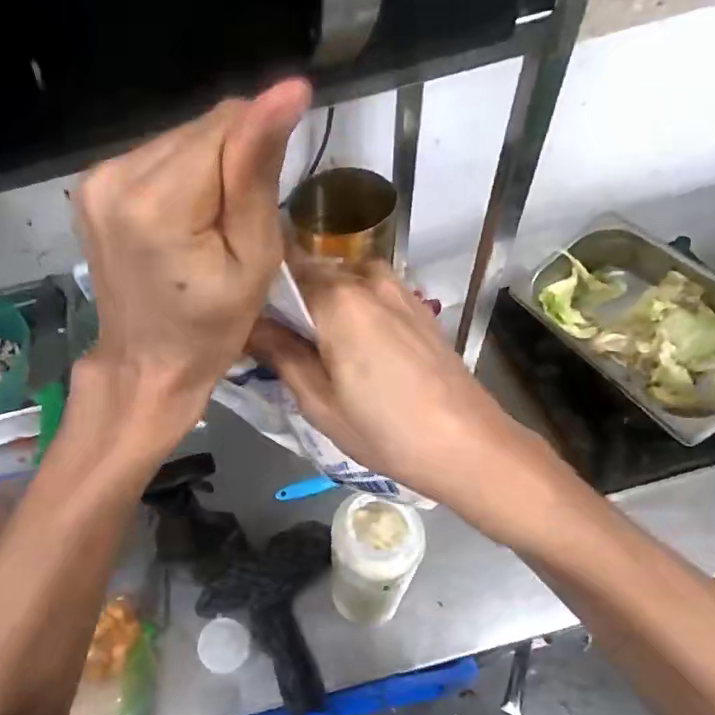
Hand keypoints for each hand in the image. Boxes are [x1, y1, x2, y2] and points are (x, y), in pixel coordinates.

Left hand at [73, 79, 311, 447]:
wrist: (147, 363)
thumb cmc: (211, 327)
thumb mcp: (253, 256)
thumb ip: (259, 169)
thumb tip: (289, 88)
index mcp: (156, 202)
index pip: (227, 123)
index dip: (258, 151)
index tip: (261, 200)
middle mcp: (115, 176)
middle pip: (200, 127)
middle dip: (230, 162)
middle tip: (233, 224)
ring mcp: (96, 179)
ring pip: (181, 137)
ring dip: (207, 169)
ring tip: (208, 227)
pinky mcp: (92, 185)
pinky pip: (157, 155)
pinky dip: (181, 178)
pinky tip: (183, 221)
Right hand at [246, 261, 555, 521]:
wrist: (468, 445)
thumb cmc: (385, 430)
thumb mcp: (318, 402)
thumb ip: (279, 353)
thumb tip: (246, 325)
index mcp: (338, 298)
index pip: (281, 269)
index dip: (259, 290)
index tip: (246, 316)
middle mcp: (368, 279)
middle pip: (312, 271)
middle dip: (289, 296)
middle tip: (275, 337)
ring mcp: (398, 289)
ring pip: (342, 279)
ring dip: (322, 301)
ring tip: (315, 343)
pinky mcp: (417, 306)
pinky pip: (370, 291)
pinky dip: (351, 307)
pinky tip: (352, 345)